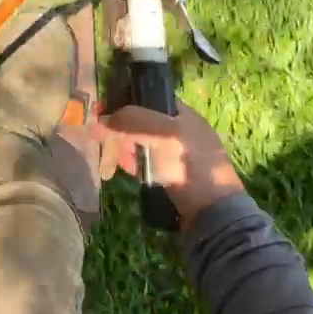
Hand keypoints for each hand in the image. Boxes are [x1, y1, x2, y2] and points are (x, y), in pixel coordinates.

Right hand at [101, 102, 245, 230]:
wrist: (214, 216)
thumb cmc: (191, 166)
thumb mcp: (165, 133)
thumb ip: (134, 119)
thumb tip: (104, 118)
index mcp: (184, 116)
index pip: (149, 97)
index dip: (125, 98)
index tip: (104, 106)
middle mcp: (180, 132)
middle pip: (141, 120)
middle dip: (119, 123)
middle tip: (98, 130)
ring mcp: (174, 156)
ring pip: (139, 142)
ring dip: (121, 143)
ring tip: (106, 148)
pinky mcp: (169, 177)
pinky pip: (143, 162)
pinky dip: (129, 161)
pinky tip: (119, 164)